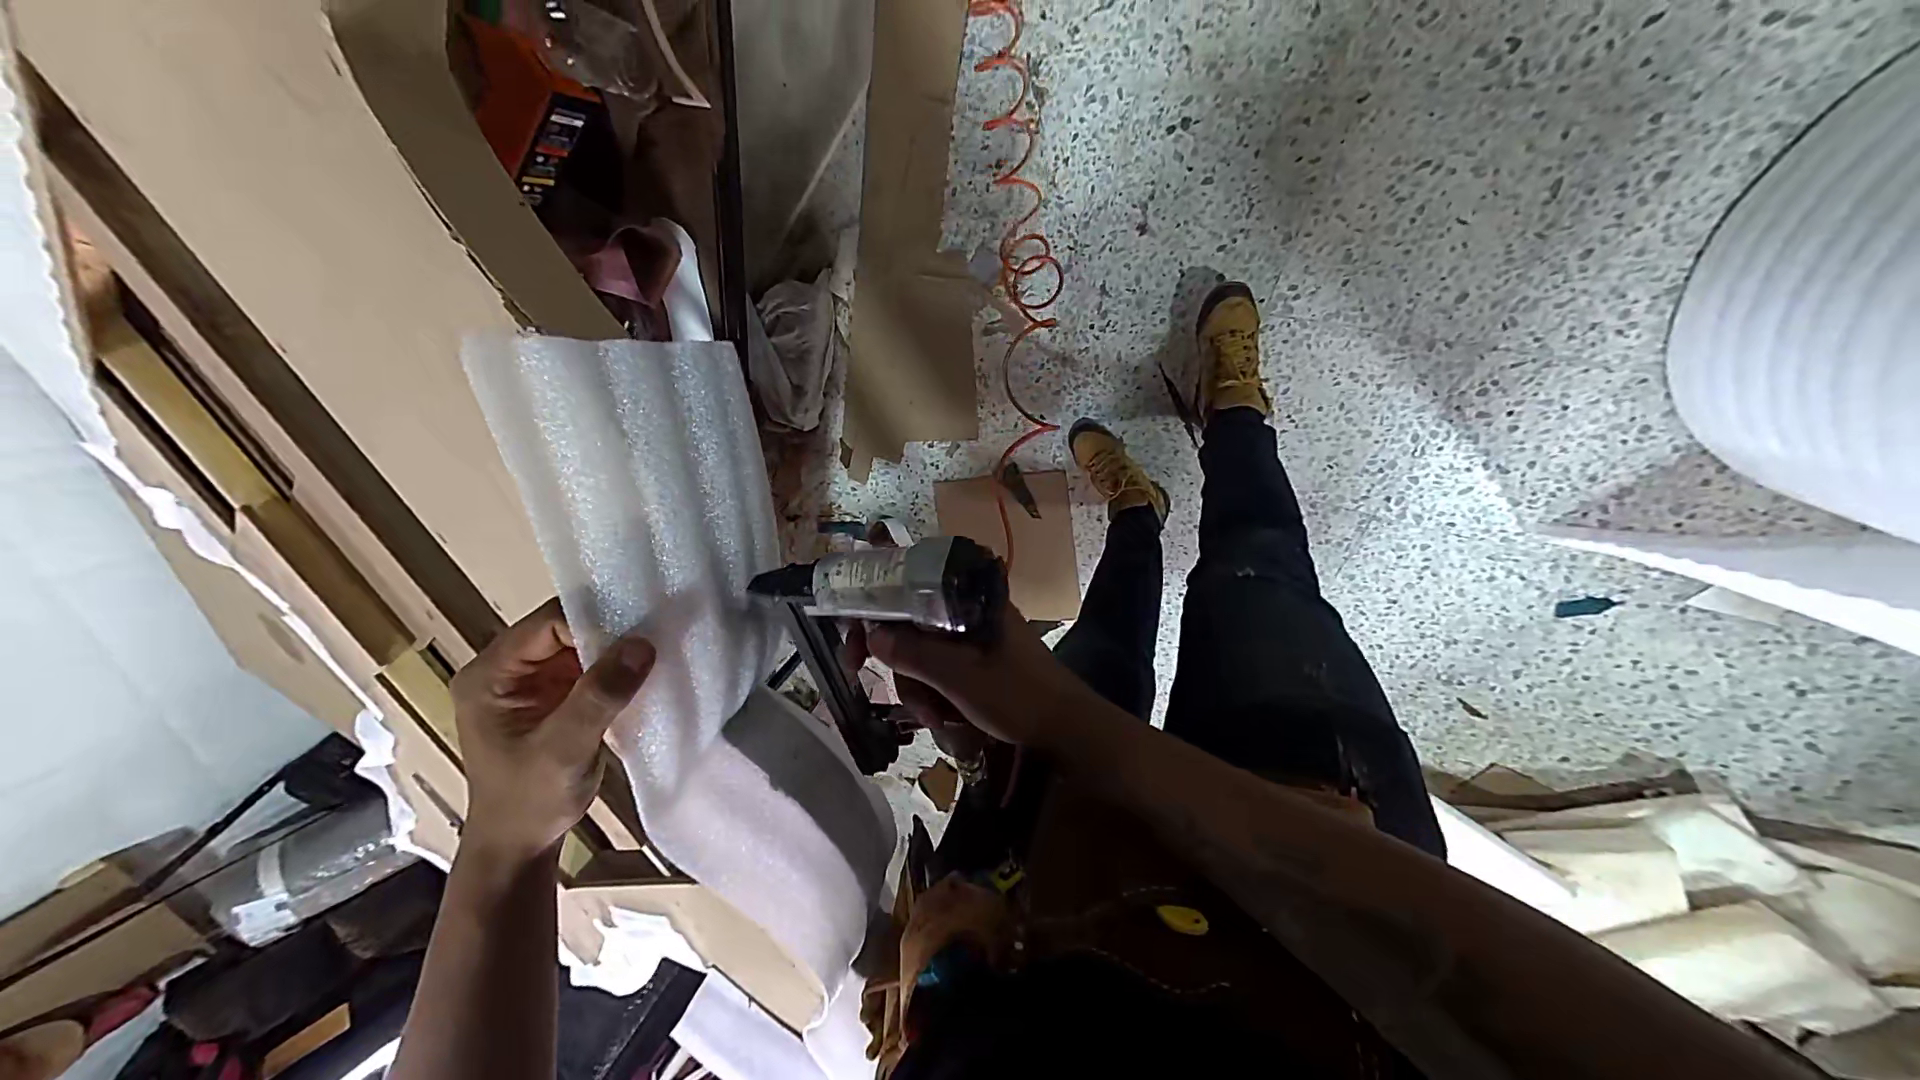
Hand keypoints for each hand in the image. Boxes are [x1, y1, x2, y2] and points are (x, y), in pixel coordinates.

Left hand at [449, 598, 654, 859]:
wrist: (521, 846)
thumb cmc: (530, 801)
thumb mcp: (564, 748)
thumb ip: (599, 695)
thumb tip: (643, 644)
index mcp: (490, 675)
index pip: (548, 623)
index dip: (593, 623)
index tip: (638, 635)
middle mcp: (508, 669)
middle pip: (565, 628)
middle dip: (609, 632)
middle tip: (654, 638)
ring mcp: (533, 683)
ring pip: (582, 645)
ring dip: (616, 650)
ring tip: (655, 653)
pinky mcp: (557, 696)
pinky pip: (591, 666)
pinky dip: (617, 669)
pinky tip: (643, 674)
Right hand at [866, 605, 1089, 747]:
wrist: (1070, 731)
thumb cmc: (1020, 697)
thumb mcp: (961, 678)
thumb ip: (915, 655)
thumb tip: (872, 634)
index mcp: (970, 601)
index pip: (912, 585)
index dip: (876, 605)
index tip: (853, 634)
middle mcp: (969, 613)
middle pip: (911, 624)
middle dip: (896, 659)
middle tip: (861, 673)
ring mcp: (974, 640)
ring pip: (923, 653)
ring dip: (917, 686)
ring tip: (934, 717)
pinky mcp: (979, 664)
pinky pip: (940, 671)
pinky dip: (934, 694)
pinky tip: (944, 719)